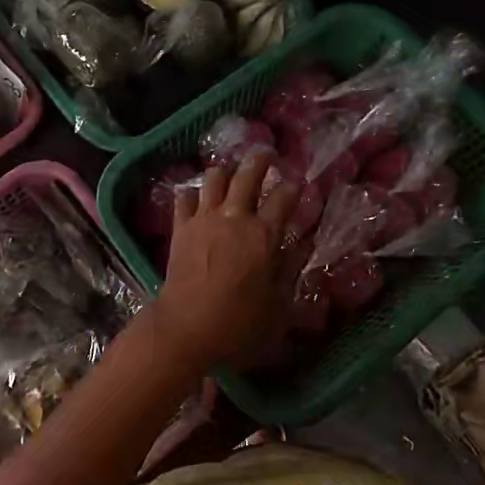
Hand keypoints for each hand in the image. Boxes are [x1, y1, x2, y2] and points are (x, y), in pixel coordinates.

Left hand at [150, 152, 299, 371]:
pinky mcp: (180, 227)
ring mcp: (204, 219)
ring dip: (225, 171)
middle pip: (248, 174)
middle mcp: (235, 217)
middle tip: (266, 156)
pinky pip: (184, 197)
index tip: (299, 185)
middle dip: (260, 161)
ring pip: (215, 177)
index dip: (294, 187)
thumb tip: (304, 244)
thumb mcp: (278, 302)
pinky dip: (193, 193)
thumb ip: (291, 268)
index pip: (285, 197)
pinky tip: (197, 196)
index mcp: (264, 235)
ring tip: (231, 173)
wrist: (186, 328)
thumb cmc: (239, 322)